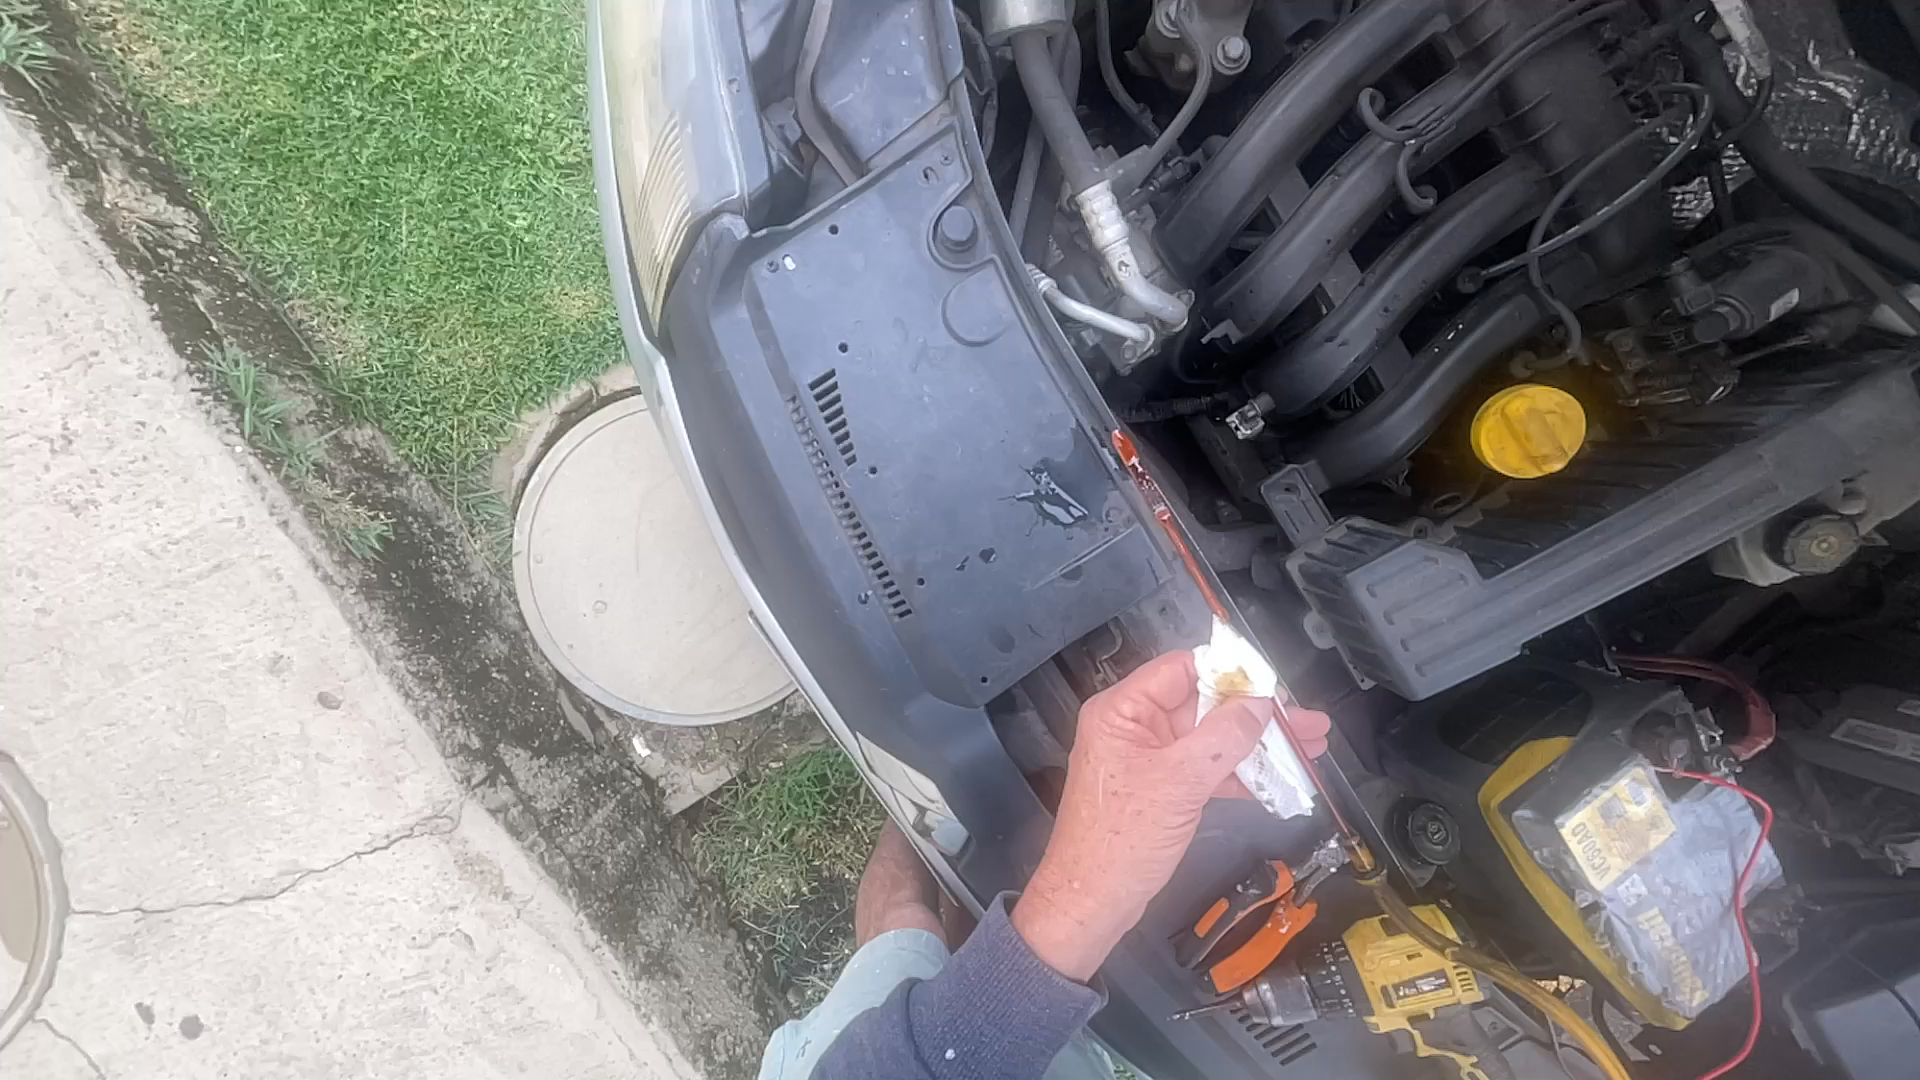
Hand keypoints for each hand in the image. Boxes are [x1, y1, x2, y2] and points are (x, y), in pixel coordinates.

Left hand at [1010, 650, 1332, 980]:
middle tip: (1304, 718)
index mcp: (1122, 711)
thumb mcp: (1179, 782)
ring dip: (1257, 743)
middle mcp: (1133, 726)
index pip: (1179, 670)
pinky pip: (1206, 769)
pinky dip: (1240, 773)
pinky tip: (1280, 778)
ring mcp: (1148, 758)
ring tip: (1308, 745)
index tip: (1272, 683)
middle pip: (1201, 704)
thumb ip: (1223, 738)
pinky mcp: (1161, 788)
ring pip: (1210, 738)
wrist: (1092, 901)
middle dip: (1255, 712)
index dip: (1227, 673)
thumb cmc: (1119, 840)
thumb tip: (1259, 703)